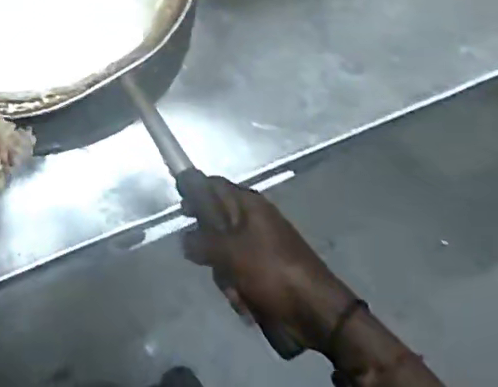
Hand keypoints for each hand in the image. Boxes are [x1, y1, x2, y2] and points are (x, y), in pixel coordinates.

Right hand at [181, 175, 355, 347]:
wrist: (319, 313)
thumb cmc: (272, 271)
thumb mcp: (228, 253)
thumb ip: (200, 242)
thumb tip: (185, 239)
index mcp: (248, 204)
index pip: (212, 185)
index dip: (192, 191)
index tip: (179, 207)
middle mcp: (255, 219)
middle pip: (215, 222)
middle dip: (208, 247)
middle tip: (206, 259)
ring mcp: (263, 245)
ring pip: (226, 253)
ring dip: (224, 274)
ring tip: (235, 290)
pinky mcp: (269, 270)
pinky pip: (241, 273)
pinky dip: (240, 288)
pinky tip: (247, 303)